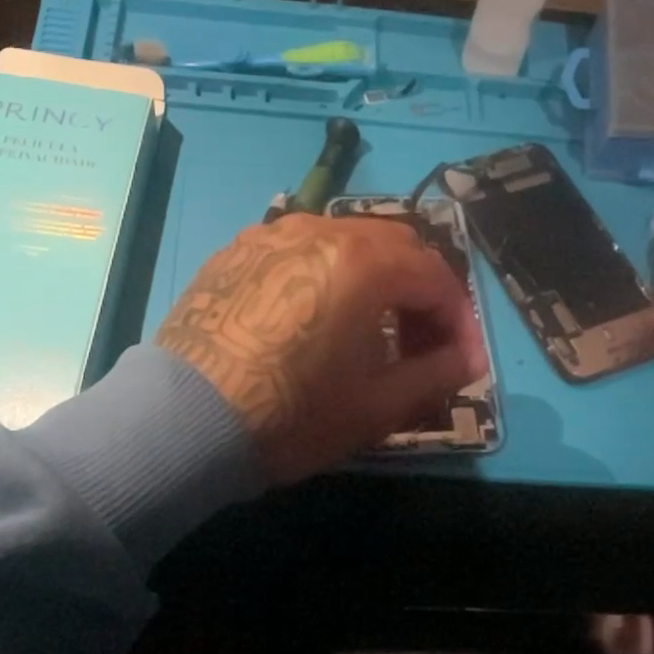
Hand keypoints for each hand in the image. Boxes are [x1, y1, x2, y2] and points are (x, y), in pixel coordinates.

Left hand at [156, 214, 486, 483]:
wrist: (185, 422)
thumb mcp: (377, 407)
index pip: (437, 278)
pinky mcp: (234, 252)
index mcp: (364, 262)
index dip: (459, 322)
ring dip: (375, 282)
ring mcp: (271, 235)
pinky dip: (327, 278)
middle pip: (395, 247)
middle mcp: (320, 231)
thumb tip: (468, 360)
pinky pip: (299, 253)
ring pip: (345, 243)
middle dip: (420, 294)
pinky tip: (316, 321)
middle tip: (420, 346)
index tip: (462, 362)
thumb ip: (435, 376)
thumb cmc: (291, 416)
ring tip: (370, 334)